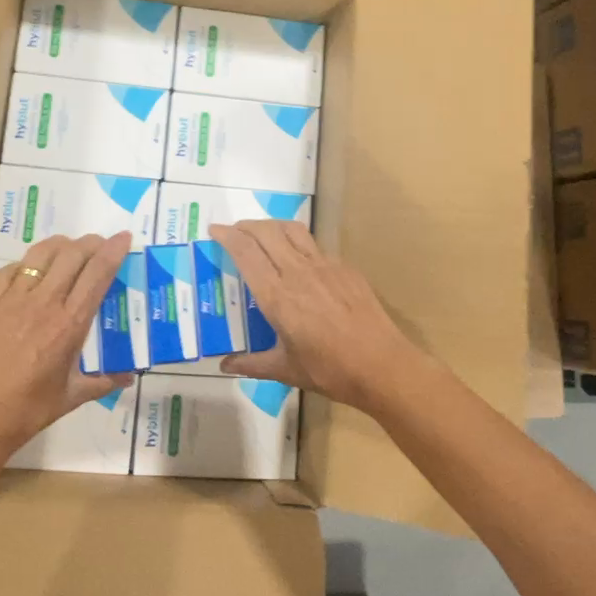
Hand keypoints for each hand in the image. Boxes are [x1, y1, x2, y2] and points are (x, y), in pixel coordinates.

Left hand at [0, 233, 133, 462]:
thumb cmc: (27, 412)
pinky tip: (28, 269)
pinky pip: (7, 271)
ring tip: (67, 247)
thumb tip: (127, 376)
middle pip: (71, 255)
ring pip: (39, 255)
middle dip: (90, 243)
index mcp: (69, 325)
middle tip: (98, 244)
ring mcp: (10, 300)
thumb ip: (102, 381)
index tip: (124, 238)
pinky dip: (24, 264)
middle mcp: (42, 303)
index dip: (114, 251)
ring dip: (59, 245)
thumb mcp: (70, 397)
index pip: (97, 274)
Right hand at [209, 220, 431, 415]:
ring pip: (292, 230)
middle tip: (234, 231)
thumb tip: (224, 364)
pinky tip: (297, 258)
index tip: (215, 230)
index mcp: (277, 296)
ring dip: (271, 225)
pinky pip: (314, 246)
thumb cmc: (329, 370)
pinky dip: (297, 242)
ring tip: (262, 233)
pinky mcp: (344, 269)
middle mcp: (297, 273)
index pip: (246, 253)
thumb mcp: (285, 370)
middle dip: (246, 226)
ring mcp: (324, 267)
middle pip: (266, 232)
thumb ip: (252, 363)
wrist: (381, 365)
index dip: (227, 236)